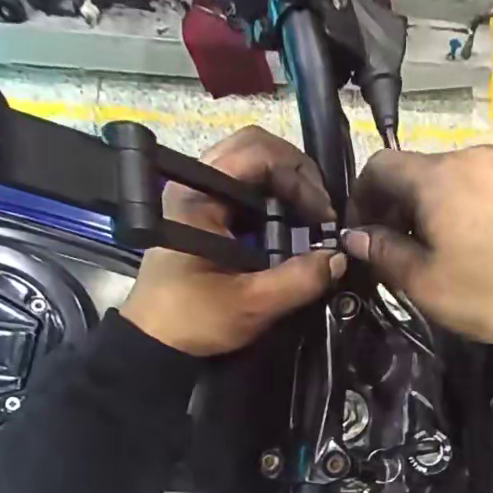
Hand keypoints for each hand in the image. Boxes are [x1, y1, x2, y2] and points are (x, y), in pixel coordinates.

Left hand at [120, 126, 345, 355]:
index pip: (257, 152)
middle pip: (257, 149)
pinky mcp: (207, 212)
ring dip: (289, 186)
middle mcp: (195, 183)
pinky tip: (293, 226)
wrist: (154, 342)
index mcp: (197, 194)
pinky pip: (248, 188)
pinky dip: (276, 199)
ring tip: (312, 218)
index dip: (299, 175)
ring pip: (254, 167)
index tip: (322, 213)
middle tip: (321, 211)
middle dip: (298, 175)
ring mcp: (200, 194)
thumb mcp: (251, 304)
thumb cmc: (193, 320)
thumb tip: (338, 258)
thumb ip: (299, 280)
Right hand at [344, 146, 492, 351]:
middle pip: (411, 171)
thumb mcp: (425, 282)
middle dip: (391, 208)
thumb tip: (356, 236)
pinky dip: (452, 208)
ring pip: (441, 180)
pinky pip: (470, 186)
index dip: (359, 199)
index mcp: (438, 176)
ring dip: (422, 210)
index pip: (378, 166)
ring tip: (427, 253)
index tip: (361, 235)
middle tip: (391, 253)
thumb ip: (383, 252)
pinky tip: (462, 245)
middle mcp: (468, 157)